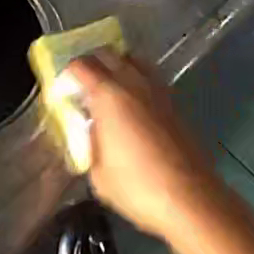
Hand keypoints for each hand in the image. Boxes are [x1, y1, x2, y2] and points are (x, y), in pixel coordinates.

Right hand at [63, 52, 226, 238]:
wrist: (189, 199)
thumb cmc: (137, 187)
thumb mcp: (97, 172)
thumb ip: (89, 142)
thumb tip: (91, 131)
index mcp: (108, 95)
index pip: (82, 65)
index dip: (69, 72)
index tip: (64, 87)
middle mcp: (132, 83)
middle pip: (108, 54)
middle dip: (92, 62)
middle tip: (83, 82)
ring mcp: (157, 90)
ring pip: (133, 61)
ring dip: (118, 66)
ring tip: (109, 87)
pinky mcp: (174, 103)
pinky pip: (149, 78)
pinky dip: (137, 80)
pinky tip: (133, 104)